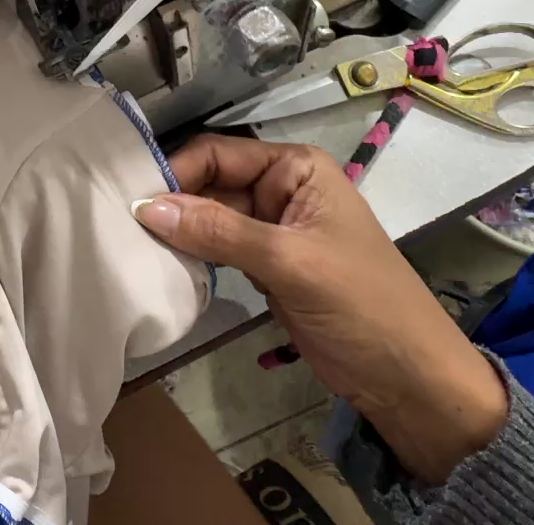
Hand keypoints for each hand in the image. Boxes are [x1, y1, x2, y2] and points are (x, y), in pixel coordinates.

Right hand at [133, 135, 507, 482]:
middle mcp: (280, 187)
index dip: (178, 172)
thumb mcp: (290, 262)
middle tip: (124, 223)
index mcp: (295, 167)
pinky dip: (193, 252)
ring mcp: (271, 227)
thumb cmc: (361, 304)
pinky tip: (164, 261)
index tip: (135, 200)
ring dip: (179, 228)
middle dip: (174, 201)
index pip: (220, 153)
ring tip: (135, 241)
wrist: (409, 379)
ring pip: (210, 215)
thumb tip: (146, 208)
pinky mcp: (264, 263)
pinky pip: (218, 246)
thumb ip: (218, 232)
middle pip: (211, 181)